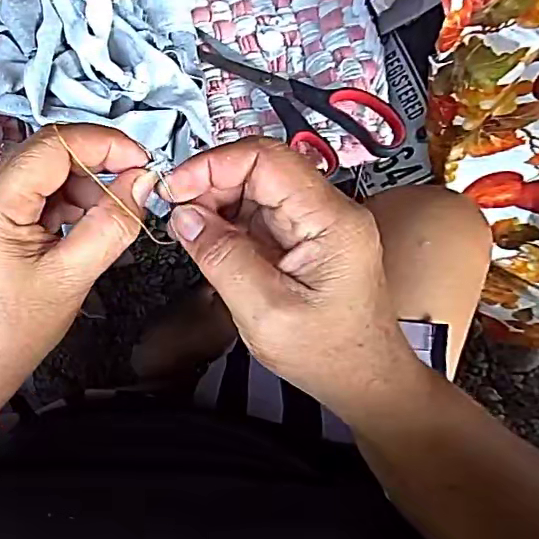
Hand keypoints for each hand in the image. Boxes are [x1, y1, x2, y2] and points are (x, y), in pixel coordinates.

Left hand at [0, 124, 156, 397]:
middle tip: (136, 179)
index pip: (53, 146)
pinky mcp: (6, 217)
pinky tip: (92, 222)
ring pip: (52, 169)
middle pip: (51, 150)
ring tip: (112, 214)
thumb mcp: (74, 275)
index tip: (139, 160)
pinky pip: (48, 191)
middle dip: (99, 160)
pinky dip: (77, 199)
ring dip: (89, 182)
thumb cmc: (15, 328)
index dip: (102, 144)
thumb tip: (141, 183)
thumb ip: (112, 224)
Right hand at [162, 138, 418, 409]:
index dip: (213, 165)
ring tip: (189, 229)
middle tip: (177, 210)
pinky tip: (208, 240)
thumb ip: (222, 259)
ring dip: (214, 201)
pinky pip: (256, 211)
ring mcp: (314, 223)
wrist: (361, 379)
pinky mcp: (300, 236)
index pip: (266, 160)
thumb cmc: (330, 354)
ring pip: (253, 186)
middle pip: (259, 167)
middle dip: (209, 182)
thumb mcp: (265, 312)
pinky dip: (224, 220)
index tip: (177, 187)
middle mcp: (328, 213)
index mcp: (331, 222)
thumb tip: (185, 217)